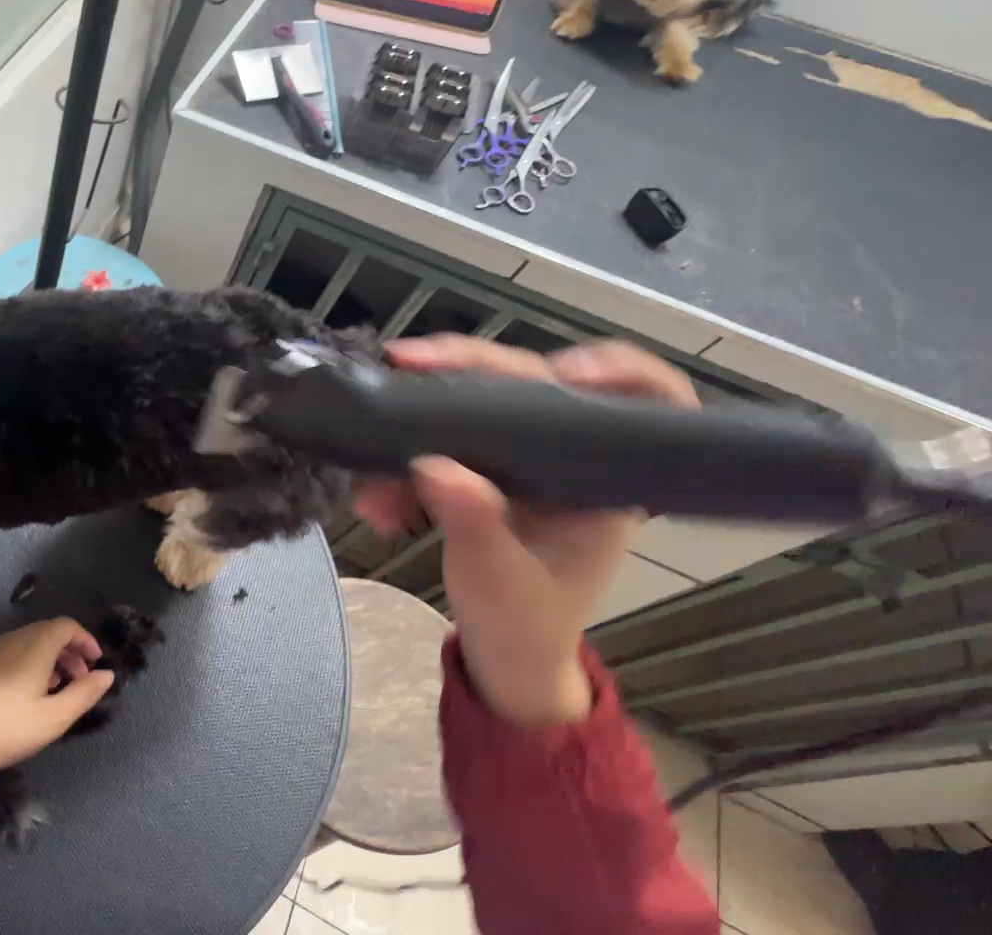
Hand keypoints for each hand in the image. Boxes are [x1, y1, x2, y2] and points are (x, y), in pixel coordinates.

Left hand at [0, 618, 115, 808]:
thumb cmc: (6, 729)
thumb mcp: (54, 718)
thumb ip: (84, 694)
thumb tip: (107, 674)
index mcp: (34, 646)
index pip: (65, 625)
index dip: (85, 638)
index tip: (96, 661)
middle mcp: (10, 640)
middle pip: (45, 631)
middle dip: (68, 649)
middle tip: (80, 677)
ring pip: (26, 641)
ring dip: (48, 657)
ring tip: (55, 687)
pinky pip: (8, 652)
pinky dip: (27, 662)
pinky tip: (24, 693)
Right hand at [353, 335, 699, 727]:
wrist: (502, 653)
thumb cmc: (523, 623)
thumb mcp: (498, 579)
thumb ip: (472, 523)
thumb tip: (431, 464)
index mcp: (606, 481)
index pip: (645, 403)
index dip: (617, 371)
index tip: (565, 371)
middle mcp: (568, 457)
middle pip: (531, 384)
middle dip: (463, 372)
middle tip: (404, 362)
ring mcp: (520, 460)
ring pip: (471, 407)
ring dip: (410, 430)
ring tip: (371, 488)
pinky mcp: (480, 468)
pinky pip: (437, 442)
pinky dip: (399, 465)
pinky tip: (374, 503)